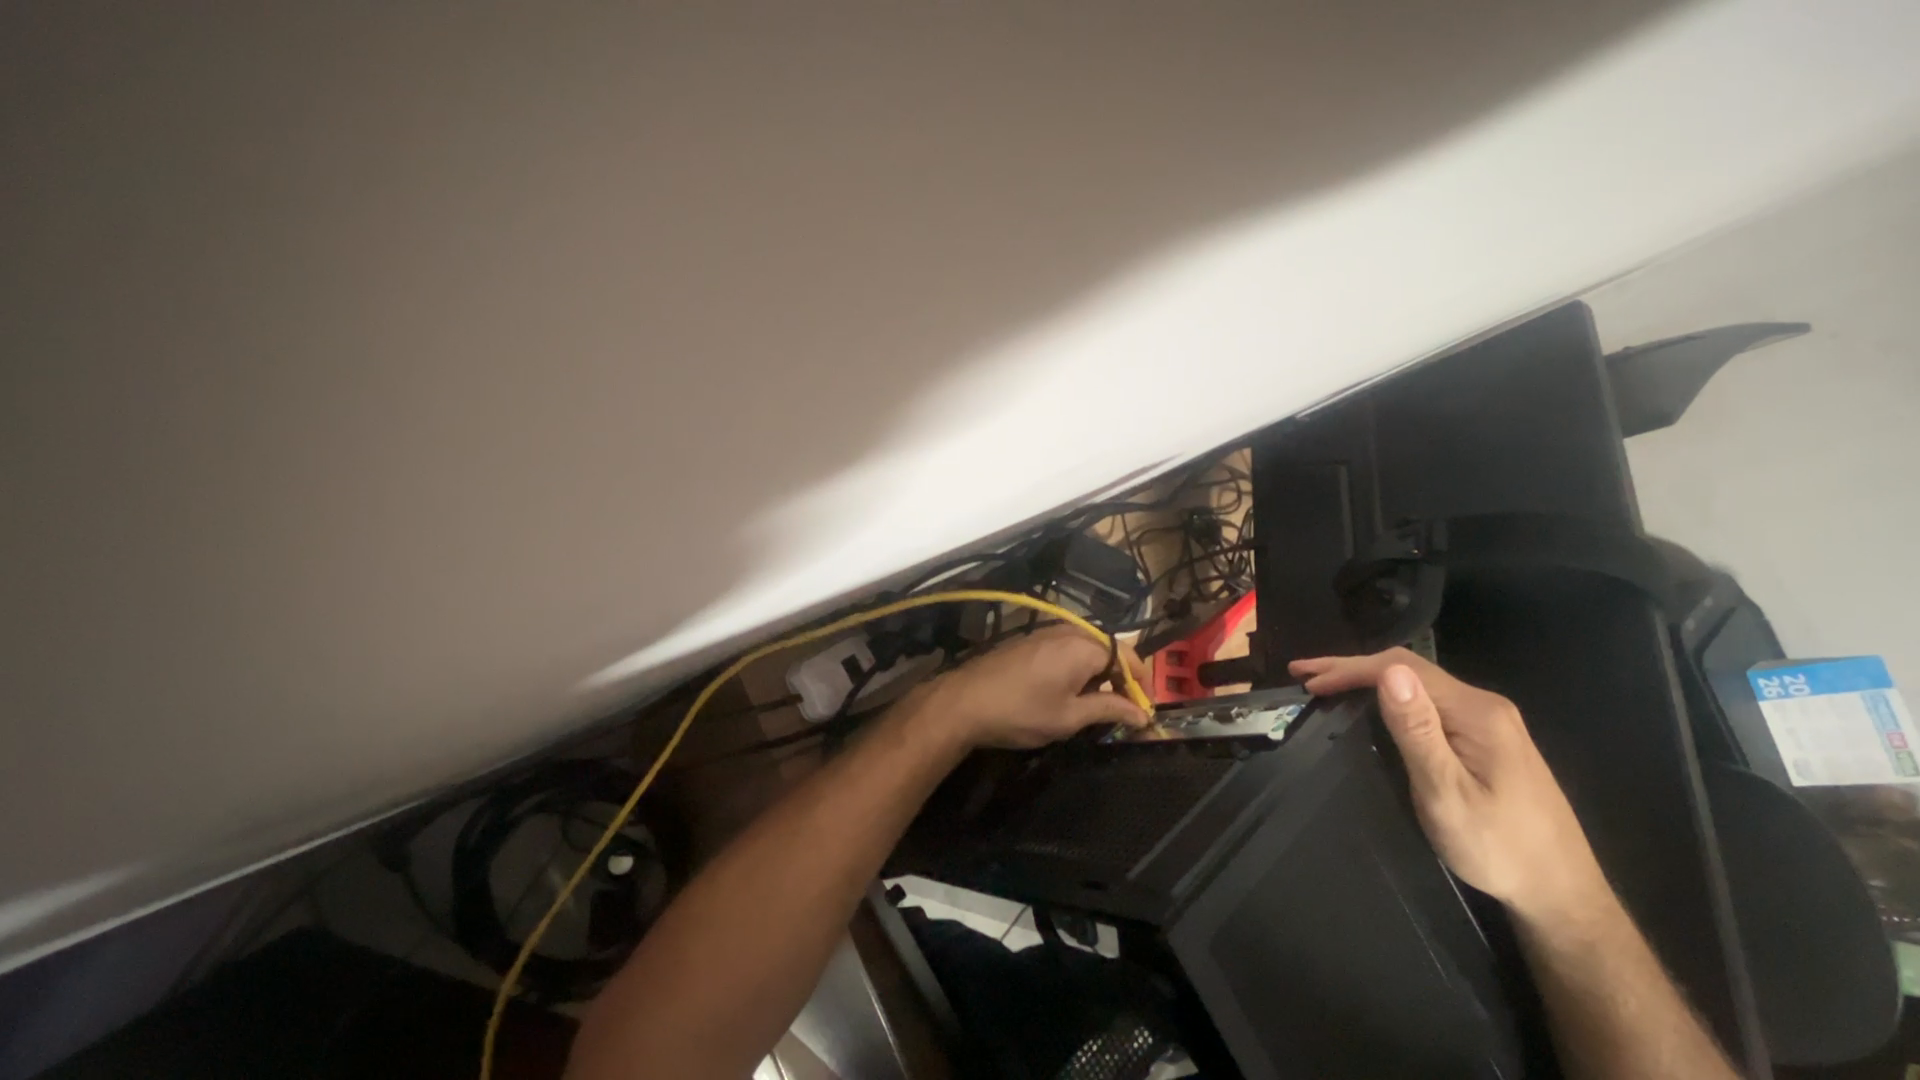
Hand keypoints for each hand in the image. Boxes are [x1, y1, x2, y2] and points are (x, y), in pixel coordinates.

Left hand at [911, 625, 1151, 750]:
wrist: (964, 702)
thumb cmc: (1022, 712)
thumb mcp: (1070, 717)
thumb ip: (1109, 710)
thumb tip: (1143, 714)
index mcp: (1085, 646)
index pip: (1129, 658)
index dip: (1141, 685)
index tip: (1144, 711)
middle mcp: (1070, 630)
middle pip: (1110, 650)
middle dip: (1120, 679)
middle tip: (1122, 711)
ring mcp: (1048, 632)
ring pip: (1088, 649)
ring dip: (1098, 674)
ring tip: (1095, 706)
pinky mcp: (1031, 639)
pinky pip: (1068, 649)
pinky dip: (1078, 668)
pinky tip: (1069, 693)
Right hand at [1290, 648, 1611, 921]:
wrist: (1560, 891)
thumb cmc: (1497, 847)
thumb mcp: (1446, 792)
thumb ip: (1417, 730)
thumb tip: (1389, 671)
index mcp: (1476, 711)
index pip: (1403, 668)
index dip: (1349, 669)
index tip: (1306, 681)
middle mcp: (1485, 706)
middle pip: (1411, 670)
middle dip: (1352, 668)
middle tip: (1303, 674)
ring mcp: (1490, 723)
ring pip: (1419, 686)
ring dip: (1369, 680)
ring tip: (1326, 685)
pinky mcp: (1489, 740)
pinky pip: (1431, 704)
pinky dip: (1391, 699)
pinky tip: (1372, 707)